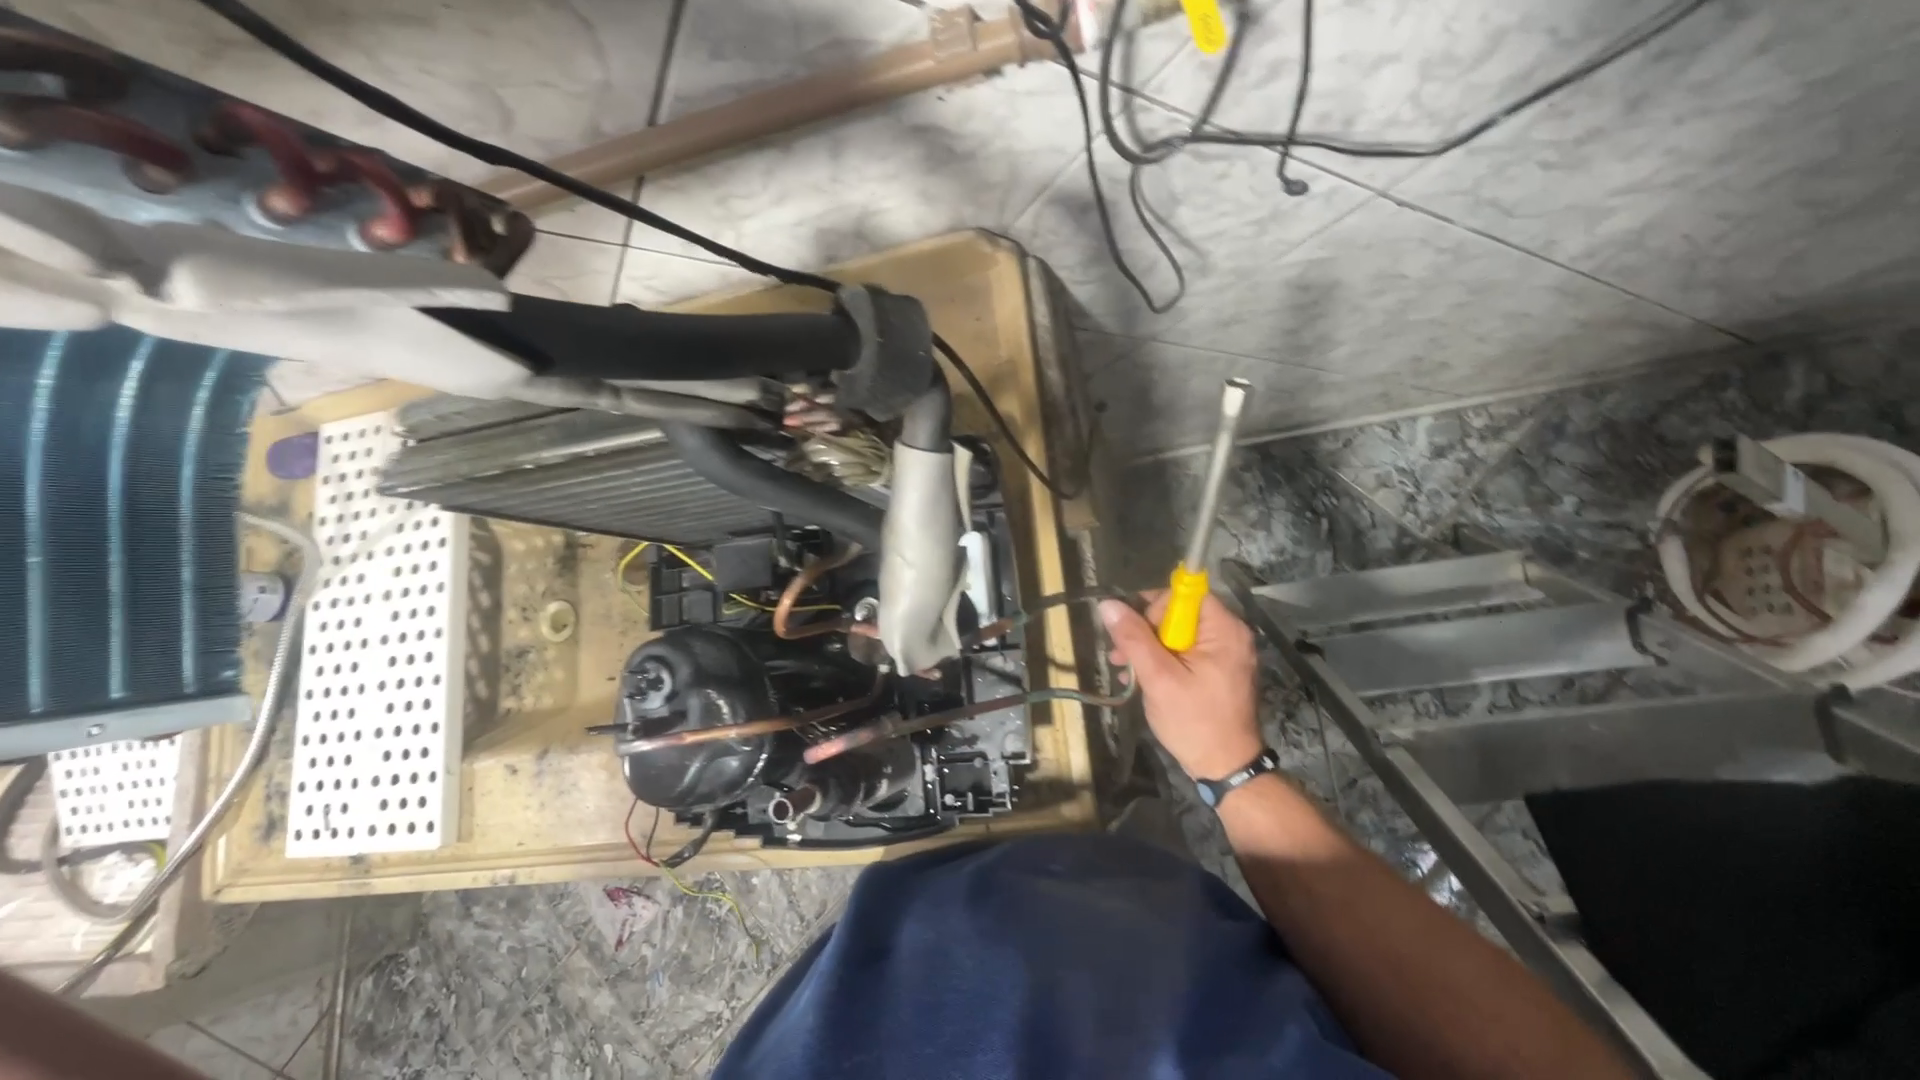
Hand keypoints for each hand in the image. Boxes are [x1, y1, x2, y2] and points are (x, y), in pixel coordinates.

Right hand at [1100, 591, 1262, 780]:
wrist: (1225, 768)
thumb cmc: (1194, 722)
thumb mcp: (1158, 679)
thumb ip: (1133, 638)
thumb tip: (1108, 605)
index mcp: (1224, 630)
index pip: (1186, 594)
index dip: (1155, 607)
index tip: (1135, 634)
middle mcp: (1231, 635)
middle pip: (1180, 613)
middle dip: (1146, 631)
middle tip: (1122, 657)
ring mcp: (1226, 654)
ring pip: (1179, 634)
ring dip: (1149, 648)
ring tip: (1125, 670)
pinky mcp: (1219, 671)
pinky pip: (1187, 652)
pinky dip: (1164, 661)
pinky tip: (1142, 679)